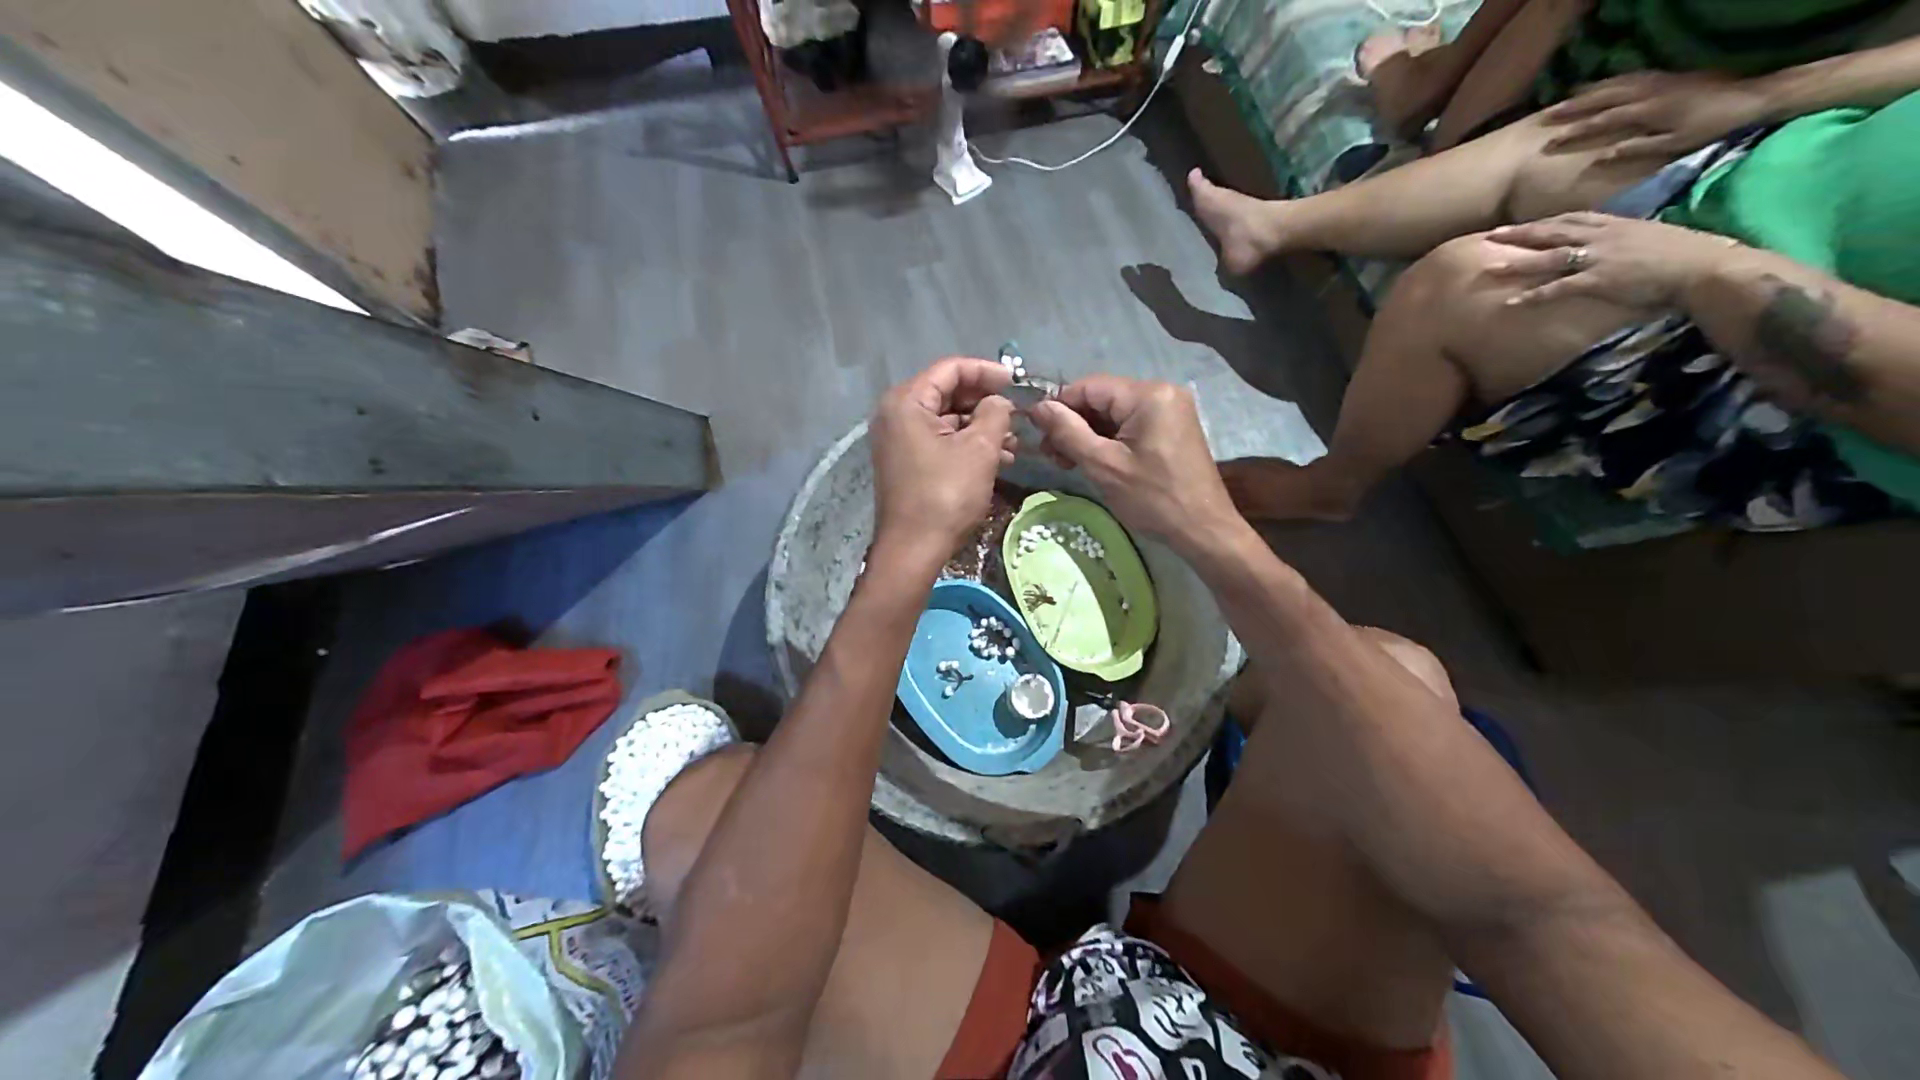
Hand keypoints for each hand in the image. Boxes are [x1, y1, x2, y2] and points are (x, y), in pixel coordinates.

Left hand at [869, 357, 1014, 563]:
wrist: (913, 549)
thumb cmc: (945, 495)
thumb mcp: (979, 449)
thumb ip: (995, 413)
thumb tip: (1000, 401)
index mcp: (907, 402)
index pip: (951, 369)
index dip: (987, 371)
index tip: (1016, 382)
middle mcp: (896, 414)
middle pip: (948, 393)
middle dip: (985, 403)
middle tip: (1017, 415)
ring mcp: (899, 440)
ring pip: (947, 420)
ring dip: (981, 427)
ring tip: (1014, 444)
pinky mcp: (906, 462)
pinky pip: (939, 441)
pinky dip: (966, 445)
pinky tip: (998, 459)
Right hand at [1028, 376, 1239, 550]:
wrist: (1203, 529)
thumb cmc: (1153, 499)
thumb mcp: (1103, 465)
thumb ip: (1067, 432)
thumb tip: (1037, 407)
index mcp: (1148, 395)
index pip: (1088, 387)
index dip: (1058, 407)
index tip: (1038, 436)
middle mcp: (1162, 391)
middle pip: (1101, 398)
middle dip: (1072, 424)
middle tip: (1052, 456)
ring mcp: (1170, 409)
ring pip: (1113, 412)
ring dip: (1087, 434)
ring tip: (1068, 462)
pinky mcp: (1172, 427)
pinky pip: (1130, 424)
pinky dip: (1108, 439)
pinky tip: (1093, 460)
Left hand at [1487, 212, 1740, 308]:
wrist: (1710, 267)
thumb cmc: (1688, 254)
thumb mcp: (1654, 236)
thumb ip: (1628, 238)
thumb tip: (1616, 244)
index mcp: (1620, 224)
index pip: (1574, 217)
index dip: (1546, 221)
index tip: (1523, 224)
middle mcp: (1606, 236)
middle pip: (1554, 231)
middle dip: (1520, 233)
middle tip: (1491, 236)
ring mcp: (1601, 257)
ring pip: (1550, 257)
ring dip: (1518, 263)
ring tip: (1490, 268)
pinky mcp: (1601, 279)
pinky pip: (1559, 288)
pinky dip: (1534, 295)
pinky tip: (1512, 303)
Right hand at [1541, 71, 1772, 161]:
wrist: (1755, 95)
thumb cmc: (1713, 125)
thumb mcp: (1674, 145)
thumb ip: (1637, 150)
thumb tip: (1603, 156)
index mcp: (1646, 111)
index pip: (1599, 121)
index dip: (1572, 132)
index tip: (1547, 143)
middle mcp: (1648, 92)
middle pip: (1602, 98)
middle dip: (1572, 107)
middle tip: (1547, 116)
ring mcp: (1659, 82)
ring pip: (1616, 84)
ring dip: (1590, 91)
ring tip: (1567, 98)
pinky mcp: (1669, 77)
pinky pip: (1632, 77)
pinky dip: (1612, 81)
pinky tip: (1604, 86)